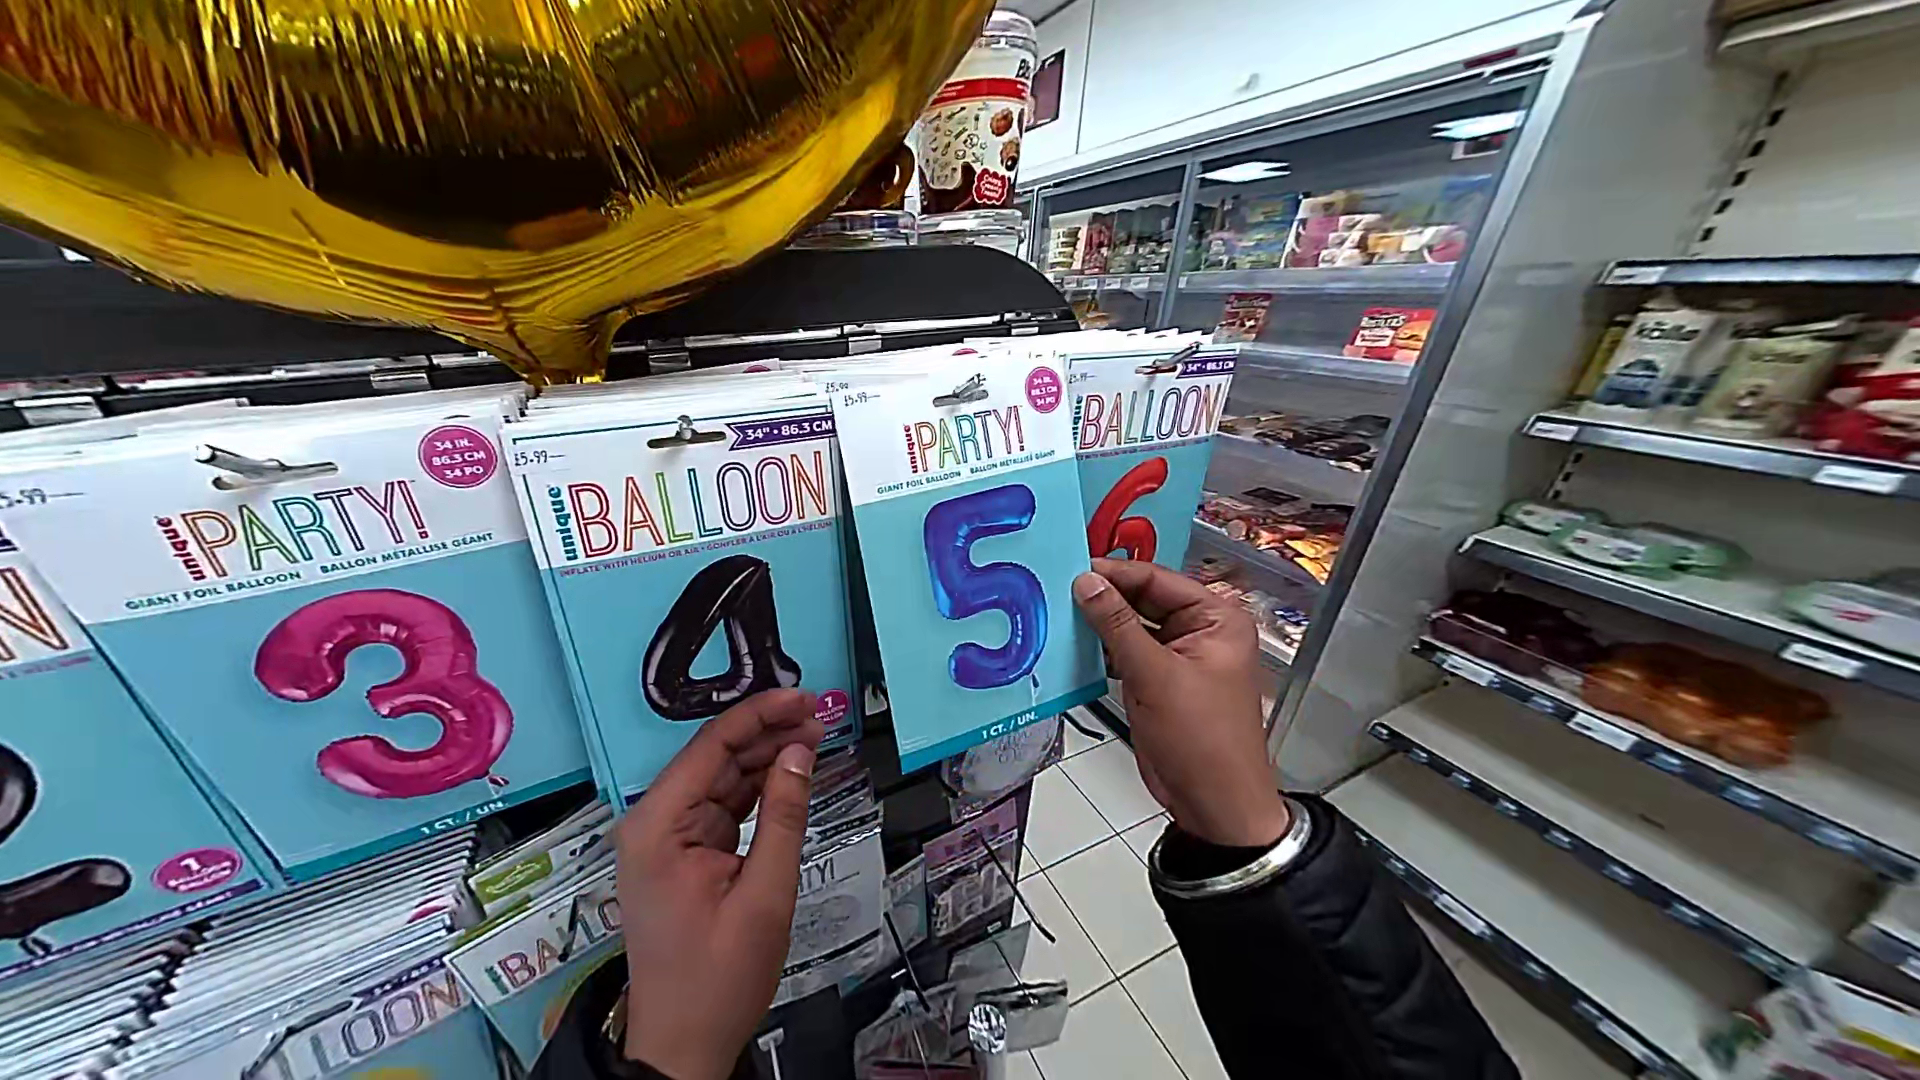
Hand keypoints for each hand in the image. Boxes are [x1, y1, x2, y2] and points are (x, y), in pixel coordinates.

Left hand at [618, 689, 824, 1079]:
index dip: (760, 715)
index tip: (803, 699)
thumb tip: (800, 751)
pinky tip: (791, 772)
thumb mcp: (765, 893)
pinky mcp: (686, 847)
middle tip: (819, 718)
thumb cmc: (719, 978)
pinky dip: (760, 785)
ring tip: (814, 739)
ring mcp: (670, 834)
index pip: (711, 746)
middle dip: (769, 732)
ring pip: (724, 774)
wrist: (683, 1046)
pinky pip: (727, 801)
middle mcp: (656, 821)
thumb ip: (784, 815)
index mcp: (658, 826)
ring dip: (768, 756)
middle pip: (717, 755)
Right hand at [1072, 558, 1288, 848]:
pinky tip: (1074, 645)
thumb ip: (1116, 624)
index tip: (1075, 569)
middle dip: (1105, 598)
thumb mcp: (1155, 675)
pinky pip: (1126, 651)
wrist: (1212, 804)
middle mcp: (1199, 631)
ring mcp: (1177, 655)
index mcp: (1216, 619)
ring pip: (1131, 625)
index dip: (1115, 574)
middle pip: (1143, 600)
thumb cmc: (1201, 740)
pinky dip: (1102, 649)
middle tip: (1060, 590)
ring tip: (1060, 614)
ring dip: (1100, 624)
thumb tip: (1087, 582)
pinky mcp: (1157, 679)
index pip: (1158, 580)